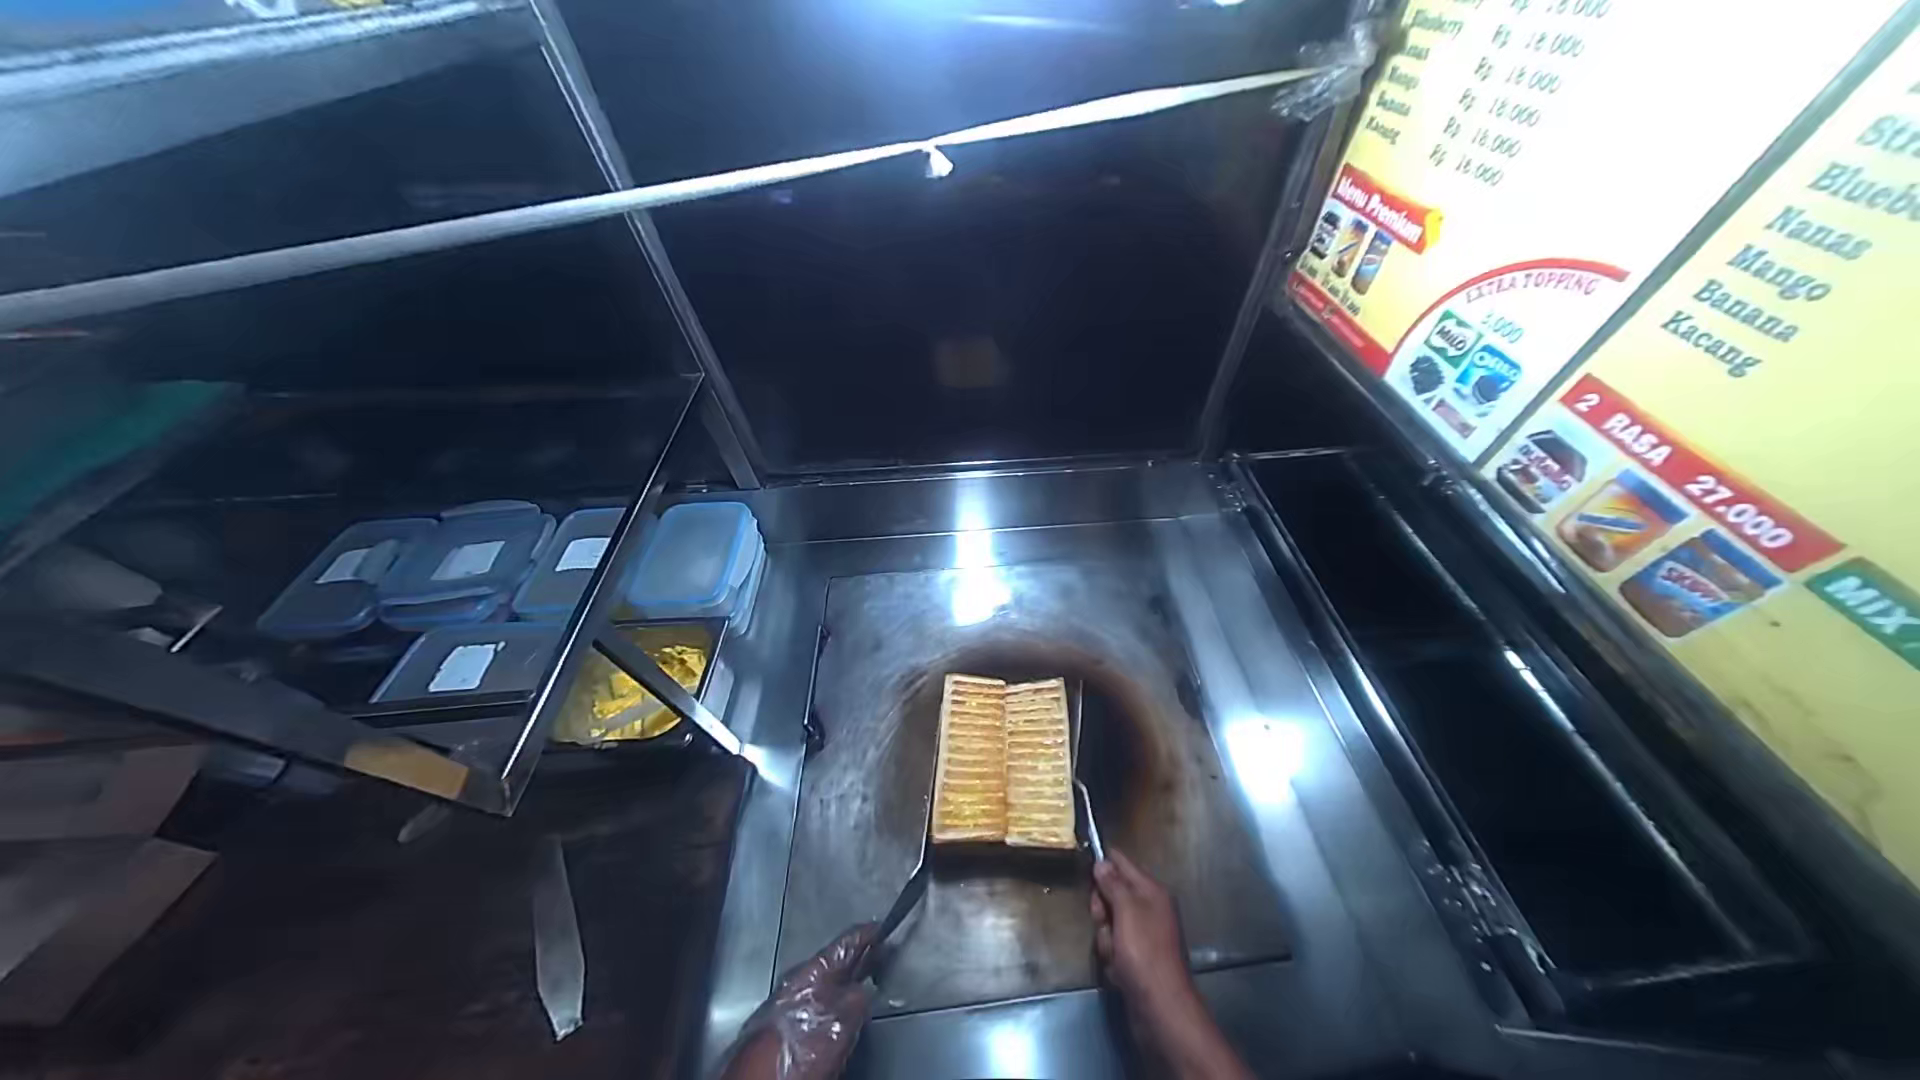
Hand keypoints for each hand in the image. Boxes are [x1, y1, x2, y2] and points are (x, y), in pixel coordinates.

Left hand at [720, 923, 877, 1079]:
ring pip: (825, 979)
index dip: (868, 934)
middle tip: (882, 955)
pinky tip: (844, 1008)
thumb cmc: (799, 1051)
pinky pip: (818, 997)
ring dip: (846, 977)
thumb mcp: (839, 1024)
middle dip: (859, 956)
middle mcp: (798, 977)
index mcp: (813, 969)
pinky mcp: (784, 1021)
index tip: (885, 929)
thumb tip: (867, 986)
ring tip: (868, 979)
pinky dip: (835, 995)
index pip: (846, 941)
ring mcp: (789, 999)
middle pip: (835, 959)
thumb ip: (858, 999)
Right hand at [1090, 849, 1195, 1011]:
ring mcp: (1143, 934)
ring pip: (1109, 922)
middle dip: (1102, 910)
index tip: (1085, 869)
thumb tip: (1102, 862)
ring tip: (1115, 954)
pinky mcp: (1137, 957)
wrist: (1162, 1009)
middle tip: (1104, 922)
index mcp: (1152, 891)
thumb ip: (1113, 884)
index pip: (1122, 862)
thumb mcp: (1127, 911)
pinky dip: (1112, 956)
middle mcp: (1149, 908)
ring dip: (1105, 938)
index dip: (1103, 864)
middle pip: (1111, 893)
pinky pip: (1114, 945)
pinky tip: (1118, 969)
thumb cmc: (1145, 954)